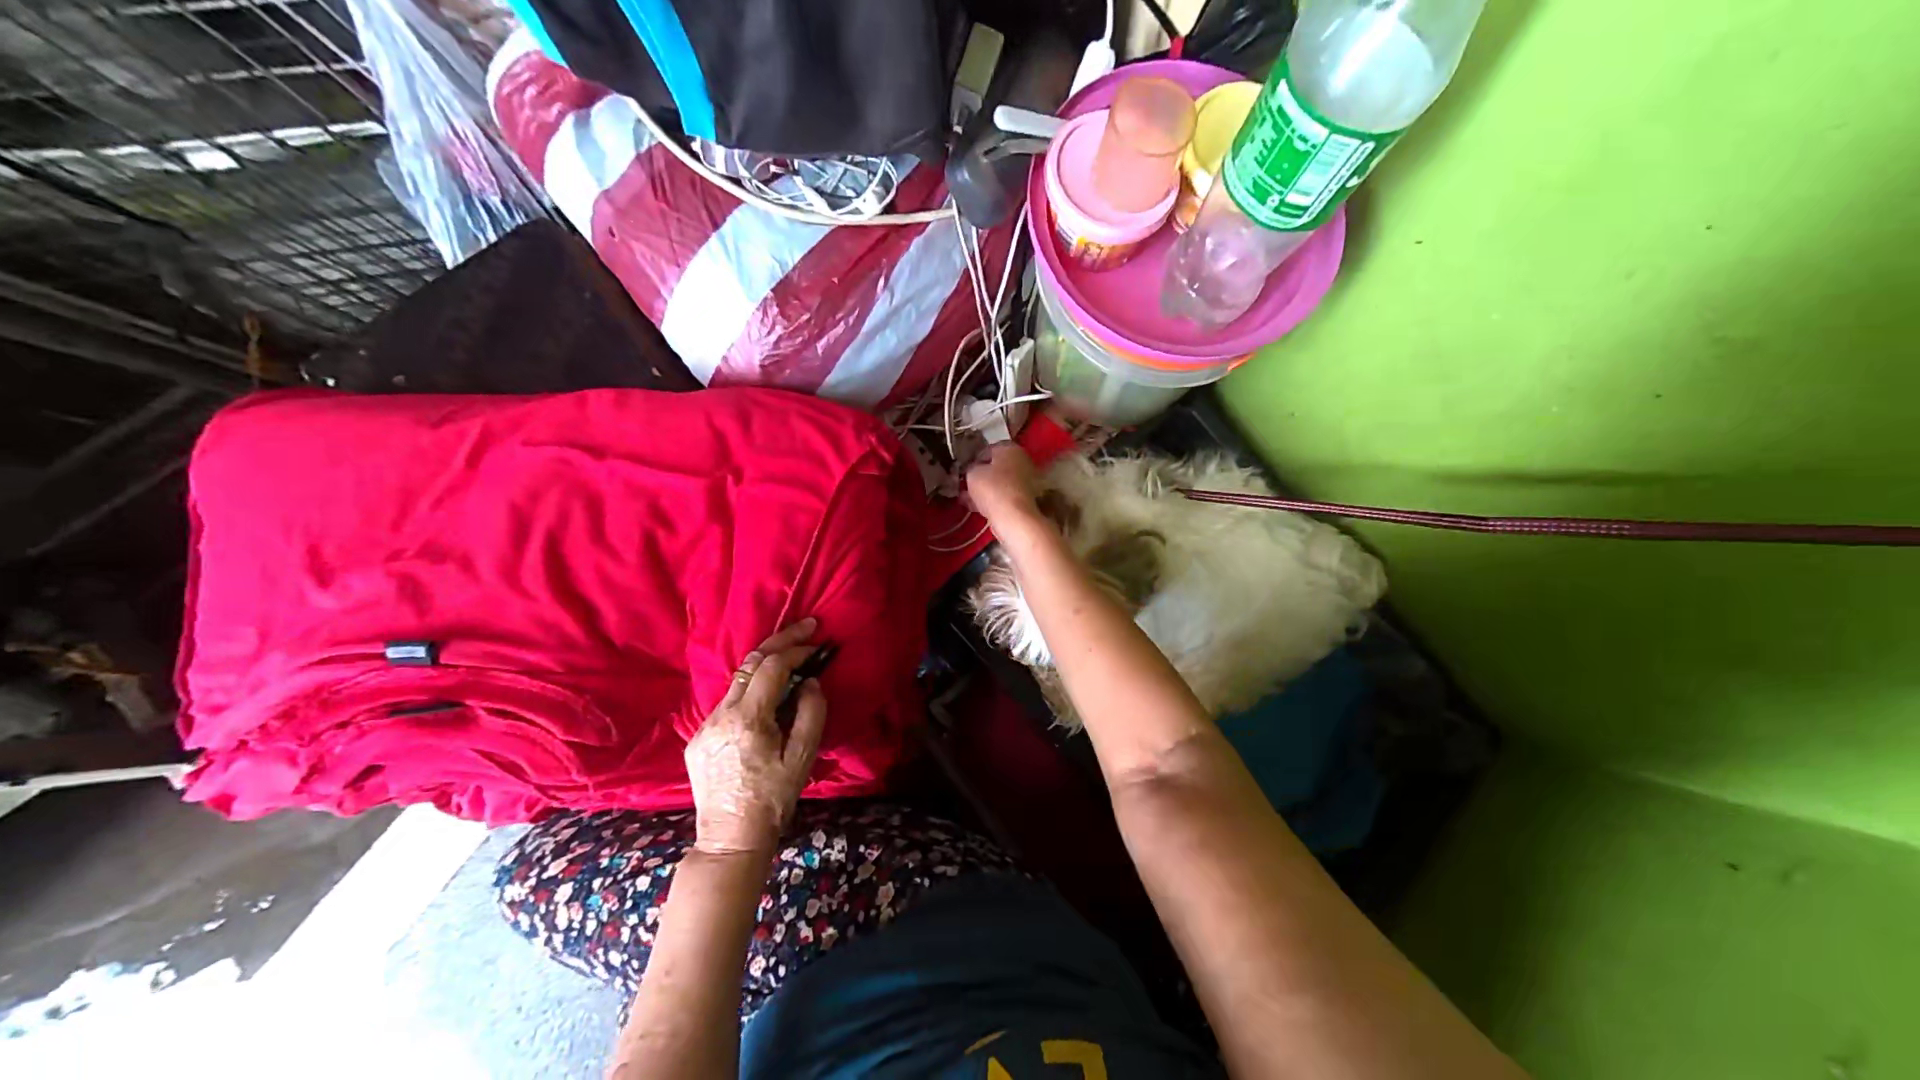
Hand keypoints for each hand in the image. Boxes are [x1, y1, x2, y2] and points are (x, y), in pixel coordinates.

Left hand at [685, 619, 826, 856]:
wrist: (730, 838)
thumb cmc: (772, 800)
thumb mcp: (802, 759)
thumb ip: (811, 714)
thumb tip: (809, 681)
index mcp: (748, 720)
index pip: (772, 667)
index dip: (796, 649)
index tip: (817, 642)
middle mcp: (720, 715)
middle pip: (750, 664)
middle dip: (779, 643)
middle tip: (805, 629)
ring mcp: (704, 726)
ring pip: (736, 683)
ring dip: (764, 667)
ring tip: (790, 660)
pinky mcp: (697, 738)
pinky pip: (727, 704)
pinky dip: (750, 692)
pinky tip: (766, 701)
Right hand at [963, 443, 1040, 525]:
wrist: (1013, 517)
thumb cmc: (992, 488)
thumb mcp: (972, 473)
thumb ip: (971, 467)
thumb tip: (973, 469)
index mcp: (1010, 448)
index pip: (988, 449)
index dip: (974, 459)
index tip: (964, 470)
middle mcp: (1022, 461)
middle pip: (996, 467)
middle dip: (980, 476)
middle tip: (965, 485)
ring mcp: (1026, 480)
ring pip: (999, 483)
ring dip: (984, 490)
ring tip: (967, 499)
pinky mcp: (1025, 499)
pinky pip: (1004, 495)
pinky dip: (992, 500)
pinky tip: (977, 507)